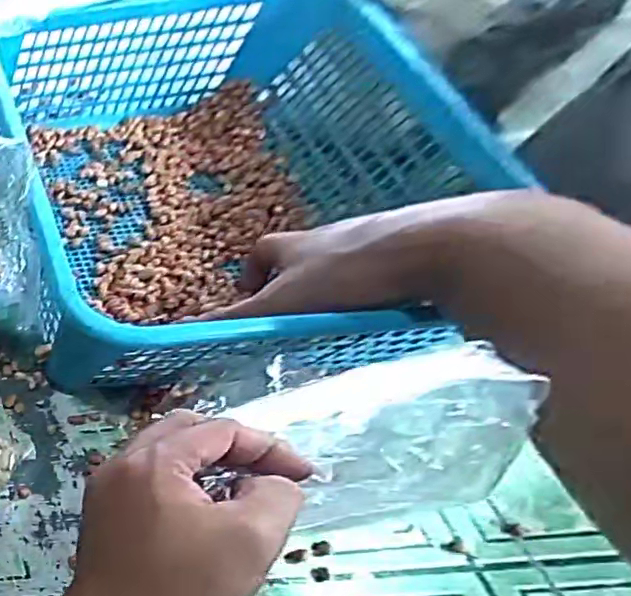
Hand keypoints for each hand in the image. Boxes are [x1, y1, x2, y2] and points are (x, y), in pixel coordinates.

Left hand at [54, 412, 311, 595]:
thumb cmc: (181, 583)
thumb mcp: (253, 536)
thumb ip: (276, 493)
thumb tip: (264, 481)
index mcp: (152, 461)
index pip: (220, 429)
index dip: (270, 447)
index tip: (303, 477)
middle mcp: (119, 464)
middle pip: (185, 431)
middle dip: (233, 447)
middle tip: (266, 476)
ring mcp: (103, 488)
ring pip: (162, 454)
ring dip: (204, 465)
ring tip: (237, 495)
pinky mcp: (99, 511)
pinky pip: (145, 479)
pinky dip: (178, 483)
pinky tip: (201, 513)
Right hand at [200, 191, 554, 320]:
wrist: (448, 245)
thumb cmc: (351, 275)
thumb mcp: (280, 305)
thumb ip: (235, 319)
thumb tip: (182, 330)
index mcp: (298, 244)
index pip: (262, 251)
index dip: (252, 273)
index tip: (254, 299)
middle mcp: (335, 232)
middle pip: (303, 255)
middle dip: (294, 281)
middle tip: (296, 314)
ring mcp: (381, 232)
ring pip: (345, 258)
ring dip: (338, 282)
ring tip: (343, 314)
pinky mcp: (421, 239)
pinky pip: (388, 261)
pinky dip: (379, 281)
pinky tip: (388, 305)